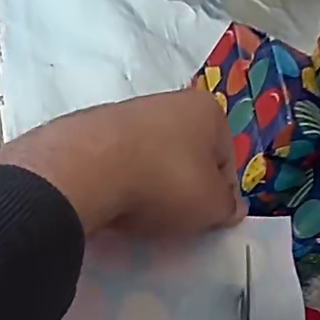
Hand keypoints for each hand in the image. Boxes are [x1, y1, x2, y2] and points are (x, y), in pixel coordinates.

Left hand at [0, 90, 245, 237]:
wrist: (88, 170)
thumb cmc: (166, 183)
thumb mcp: (211, 206)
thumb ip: (227, 208)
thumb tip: (231, 207)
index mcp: (208, 110)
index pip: (227, 160)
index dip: (221, 195)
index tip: (209, 219)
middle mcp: (170, 100)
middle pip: (189, 156)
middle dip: (185, 187)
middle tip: (177, 219)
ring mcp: (128, 112)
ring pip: (153, 159)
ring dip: (153, 186)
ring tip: (143, 214)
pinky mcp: (93, 129)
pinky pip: (120, 164)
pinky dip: (123, 183)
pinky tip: (117, 203)